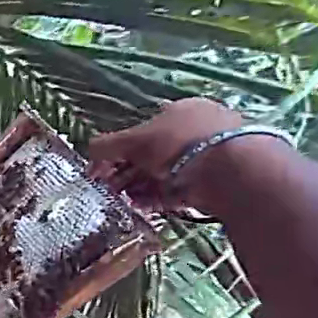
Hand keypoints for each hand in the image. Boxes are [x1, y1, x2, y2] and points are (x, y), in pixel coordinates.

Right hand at [83, 98, 244, 211]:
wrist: (229, 170)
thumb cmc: (179, 144)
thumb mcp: (135, 140)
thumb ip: (107, 146)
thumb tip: (89, 148)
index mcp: (179, 111)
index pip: (141, 132)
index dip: (118, 152)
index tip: (102, 171)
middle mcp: (193, 130)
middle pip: (150, 155)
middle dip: (126, 173)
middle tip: (109, 189)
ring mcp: (205, 156)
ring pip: (161, 174)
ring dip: (139, 188)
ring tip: (124, 200)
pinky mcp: (210, 181)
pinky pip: (176, 190)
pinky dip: (157, 198)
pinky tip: (142, 206)